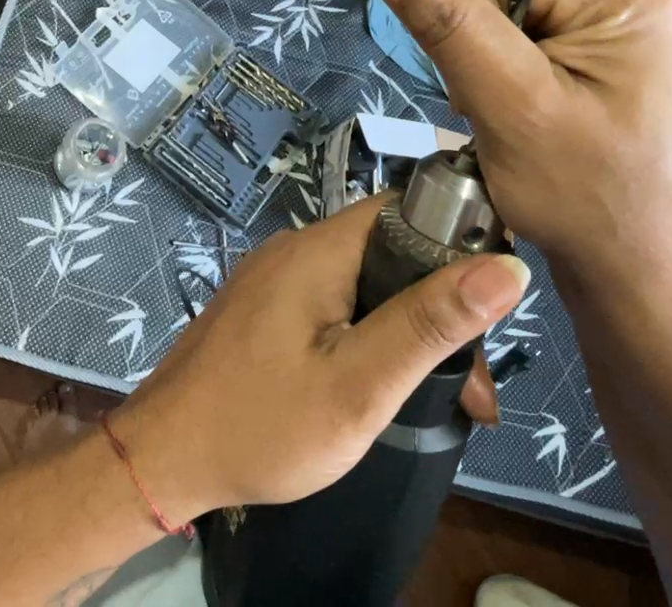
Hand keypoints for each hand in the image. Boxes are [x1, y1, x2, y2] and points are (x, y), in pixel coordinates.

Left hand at [108, 197, 528, 522]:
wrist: (164, 459)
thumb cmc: (262, 424)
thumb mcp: (358, 384)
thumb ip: (428, 323)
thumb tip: (506, 265)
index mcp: (316, 252)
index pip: (404, 211)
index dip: (458, 243)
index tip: (493, 307)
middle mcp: (294, 252)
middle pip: (389, 251)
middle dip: (438, 307)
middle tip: (470, 385)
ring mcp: (274, 282)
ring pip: (364, 283)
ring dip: (407, 330)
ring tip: (445, 399)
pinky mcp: (264, 311)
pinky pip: (333, 306)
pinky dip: (368, 337)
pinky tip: (383, 387)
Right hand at [361, 0, 671, 289]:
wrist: (643, 274)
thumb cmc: (582, 193)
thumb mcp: (506, 103)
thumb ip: (445, 24)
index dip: (468, 22)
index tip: (495, 89)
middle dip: (482, 45)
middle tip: (507, 111)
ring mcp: (623, 25)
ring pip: (507, 15)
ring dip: (492, 67)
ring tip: (523, 121)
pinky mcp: (611, 56)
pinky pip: (530, 39)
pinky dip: (512, 78)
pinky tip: (534, 119)